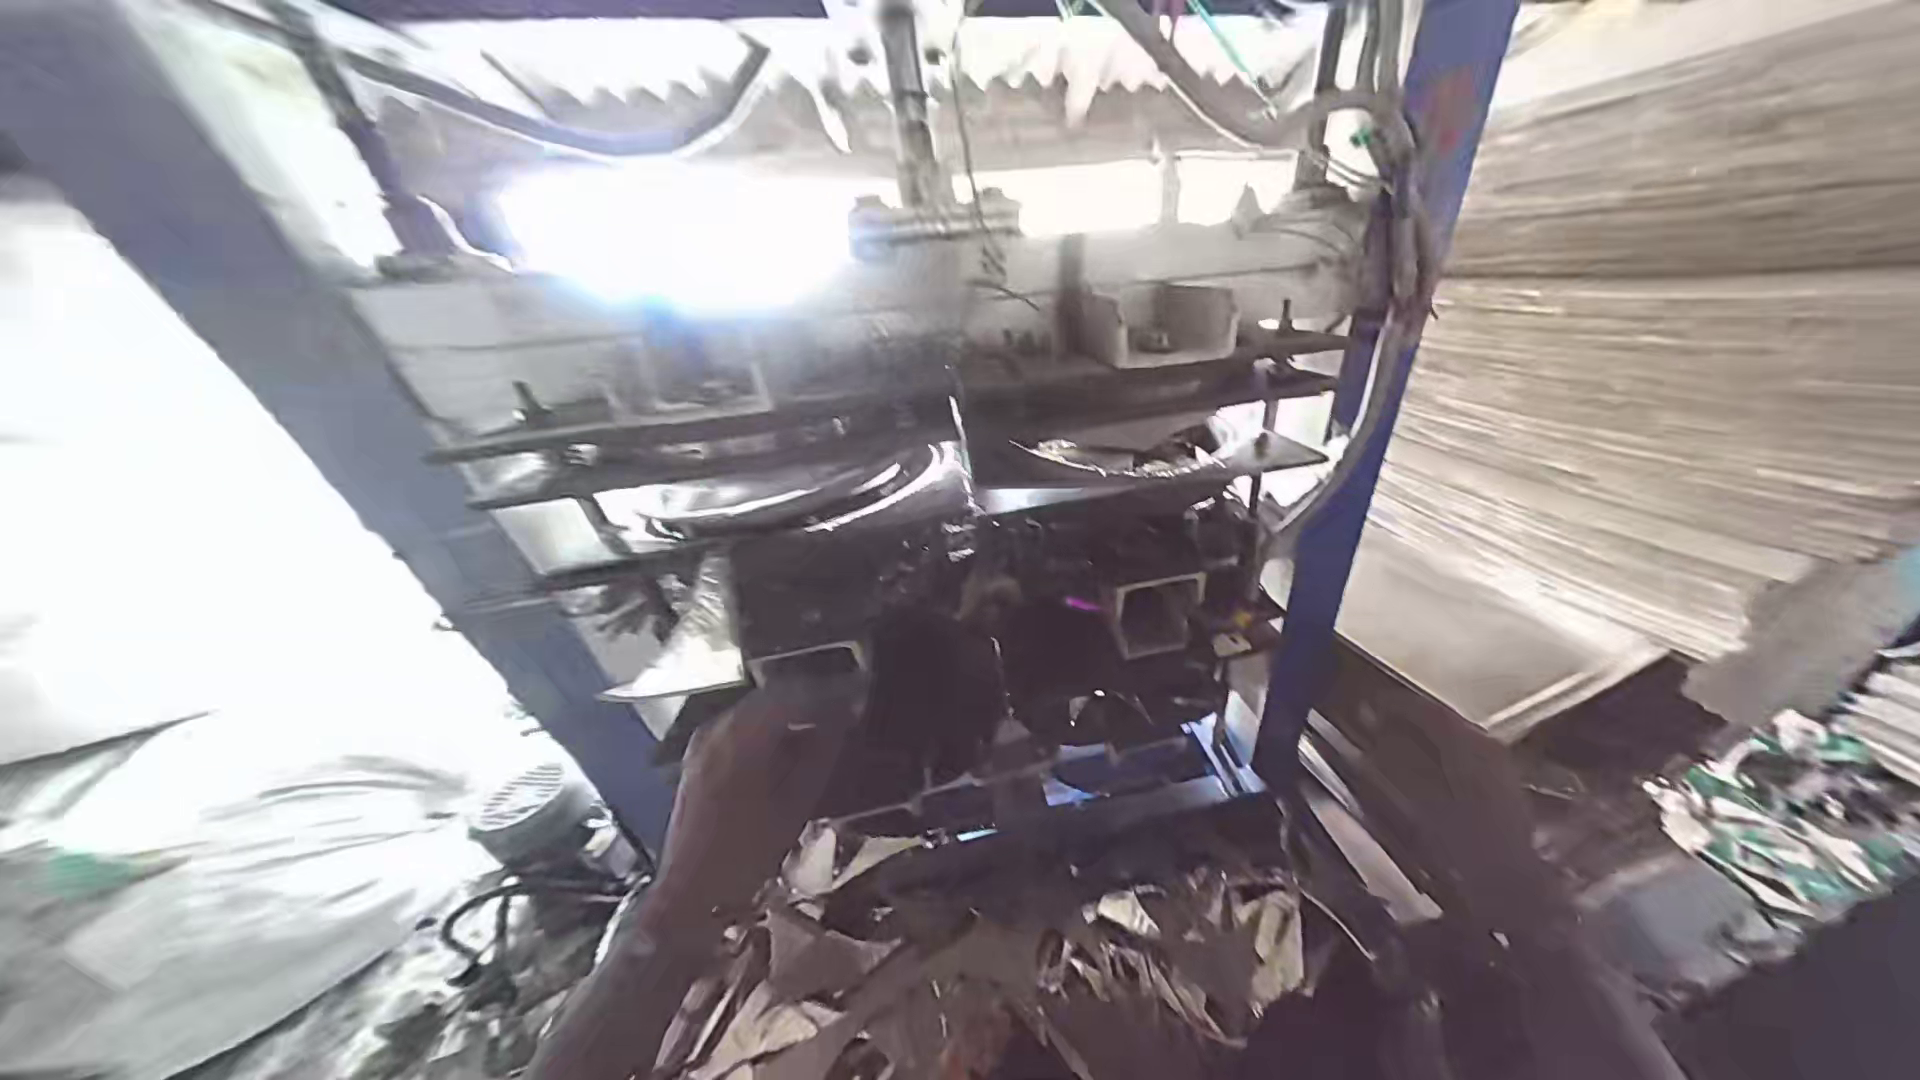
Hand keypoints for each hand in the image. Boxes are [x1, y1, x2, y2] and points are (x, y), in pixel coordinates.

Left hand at [644, 673, 867, 934]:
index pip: (796, 694)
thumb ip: (822, 750)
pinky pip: (743, 722)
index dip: (832, 691)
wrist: (691, 893)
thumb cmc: (749, 850)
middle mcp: (721, 725)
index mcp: (744, 734)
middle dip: (812, 696)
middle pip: (775, 694)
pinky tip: (790, 739)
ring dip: (792, 709)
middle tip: (845, 704)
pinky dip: (770, 723)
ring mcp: (706, 737)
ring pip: (759, 706)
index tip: (858, 694)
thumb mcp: (798, 799)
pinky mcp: (701, 752)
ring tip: (823, 721)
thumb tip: (842, 717)